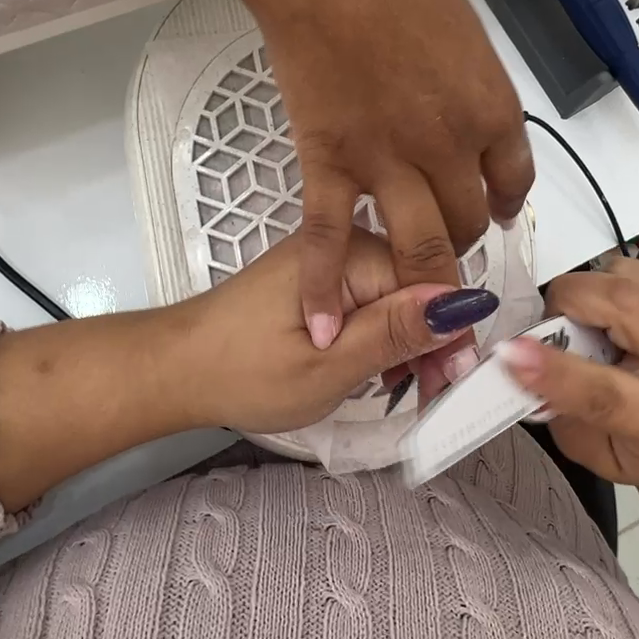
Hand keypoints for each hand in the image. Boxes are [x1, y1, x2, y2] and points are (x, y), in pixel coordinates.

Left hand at [173, 233, 499, 434]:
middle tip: (428, 395)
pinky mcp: (320, 276)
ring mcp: (331, 257)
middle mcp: (345, 242)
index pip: (431, 282)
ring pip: (398, 295)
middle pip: (418, 287)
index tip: (450, 383)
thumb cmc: (242, 372)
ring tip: (403, 387)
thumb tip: (460, 305)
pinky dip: (383, 333)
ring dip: (410, 341)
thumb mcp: (328, 366)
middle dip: (433, 341)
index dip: (449, 336)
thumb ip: (395, 333)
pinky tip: (380, 366)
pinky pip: (372, 298)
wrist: (178, 367)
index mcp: (350, 254)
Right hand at [237, 0, 532, 348]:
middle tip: (446, 256)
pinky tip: (324, 328)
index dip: (500, 206)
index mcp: (489, 107)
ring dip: (418, 282)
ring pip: (416, 246)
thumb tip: (473, 124)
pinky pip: (330, 239)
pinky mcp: (328, 165)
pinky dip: (326, 289)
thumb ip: (473, 88)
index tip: (490, 214)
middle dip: (461, 248)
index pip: (511, 182)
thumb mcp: (461, 29)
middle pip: (467, 225)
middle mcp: (449, 147)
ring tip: (410, 302)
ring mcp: (386, 162)